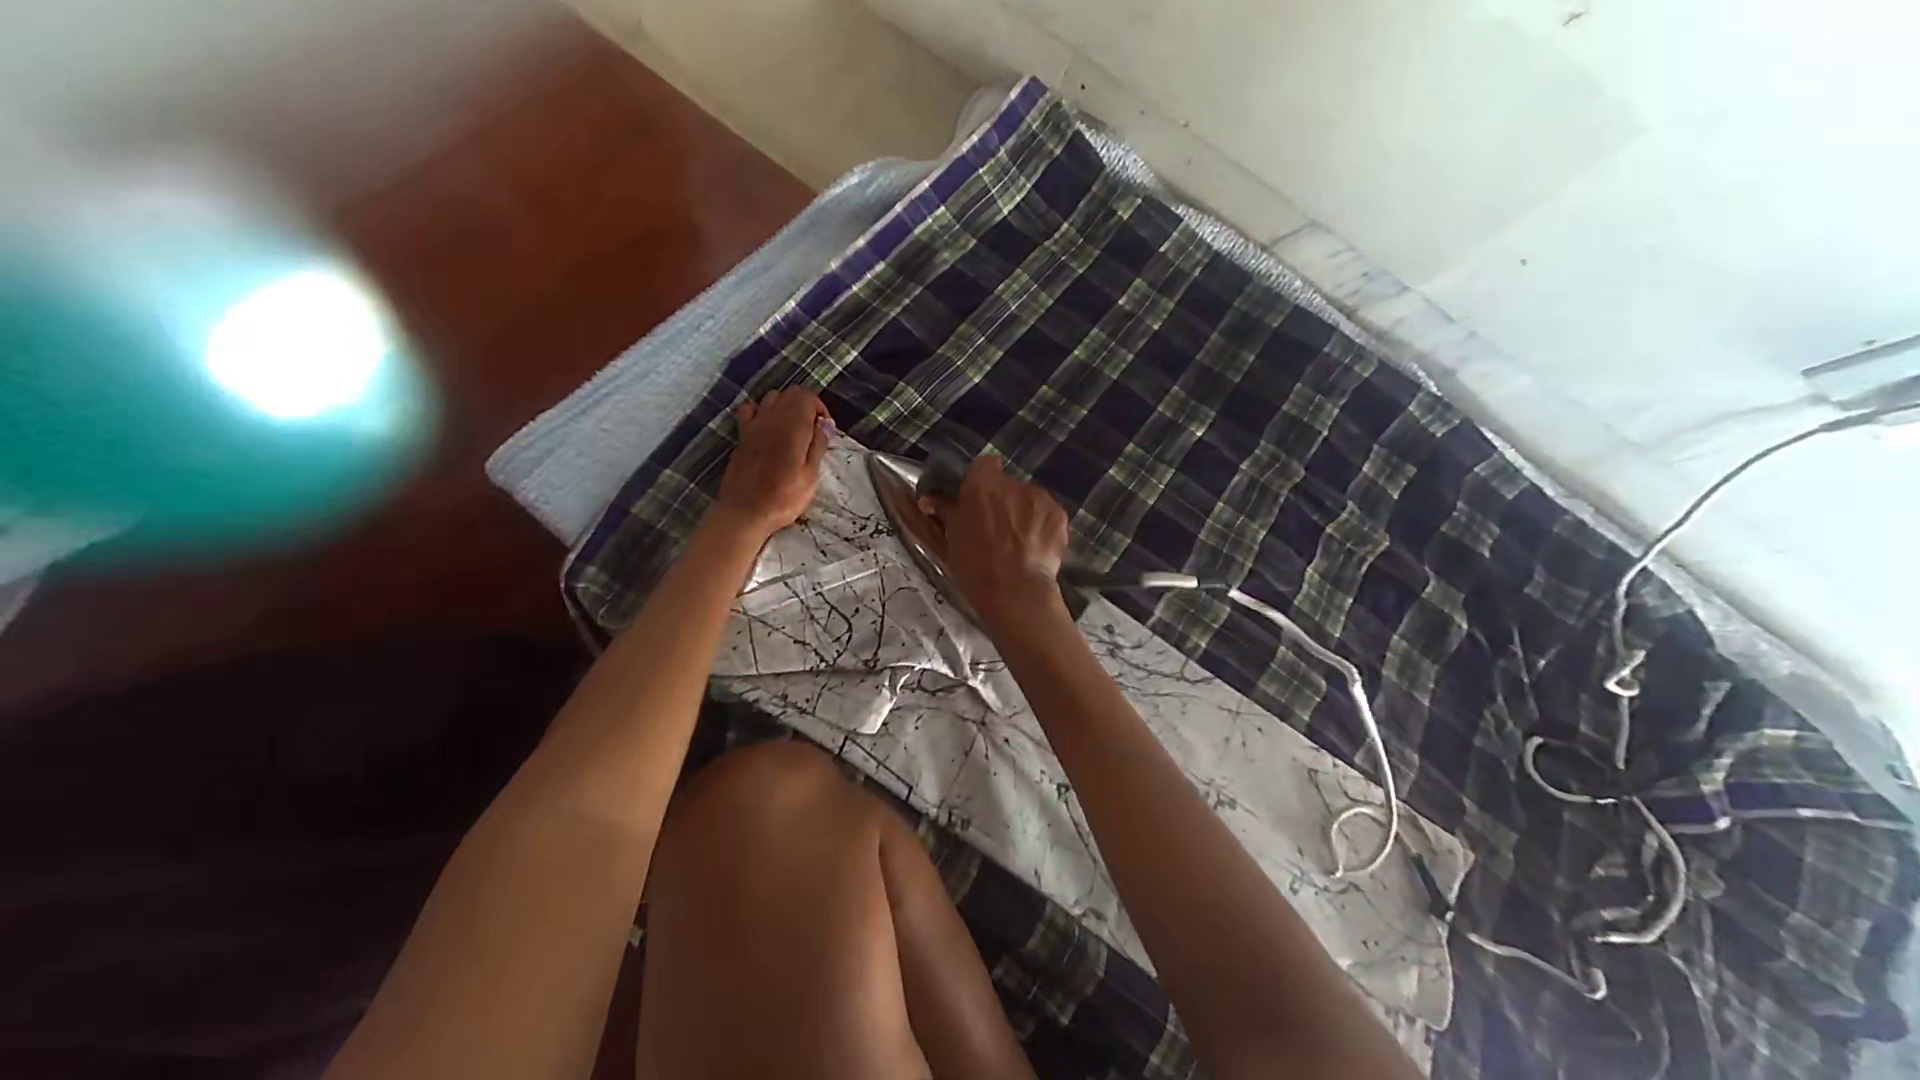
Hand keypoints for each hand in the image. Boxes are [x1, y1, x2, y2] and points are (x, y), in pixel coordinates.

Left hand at [716, 388, 833, 537]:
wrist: (745, 513)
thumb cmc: (783, 499)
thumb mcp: (810, 477)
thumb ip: (818, 446)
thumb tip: (824, 424)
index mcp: (792, 428)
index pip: (807, 397)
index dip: (820, 408)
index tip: (825, 429)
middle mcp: (771, 420)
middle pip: (790, 393)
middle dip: (806, 405)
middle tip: (813, 429)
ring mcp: (753, 426)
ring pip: (772, 397)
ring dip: (786, 406)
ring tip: (793, 428)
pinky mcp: (742, 436)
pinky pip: (750, 409)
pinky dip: (761, 410)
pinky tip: (767, 426)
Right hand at [921, 456, 1071, 629]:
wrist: (1015, 591)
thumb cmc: (975, 565)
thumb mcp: (953, 537)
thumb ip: (945, 511)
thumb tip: (928, 499)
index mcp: (982, 484)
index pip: (984, 465)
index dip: (982, 479)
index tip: (978, 499)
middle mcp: (1013, 484)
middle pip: (1008, 484)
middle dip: (1004, 500)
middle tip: (997, 526)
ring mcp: (1040, 498)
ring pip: (1030, 499)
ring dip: (1024, 512)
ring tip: (1020, 541)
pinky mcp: (1059, 515)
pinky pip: (1048, 515)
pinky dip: (1043, 526)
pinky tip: (1036, 548)